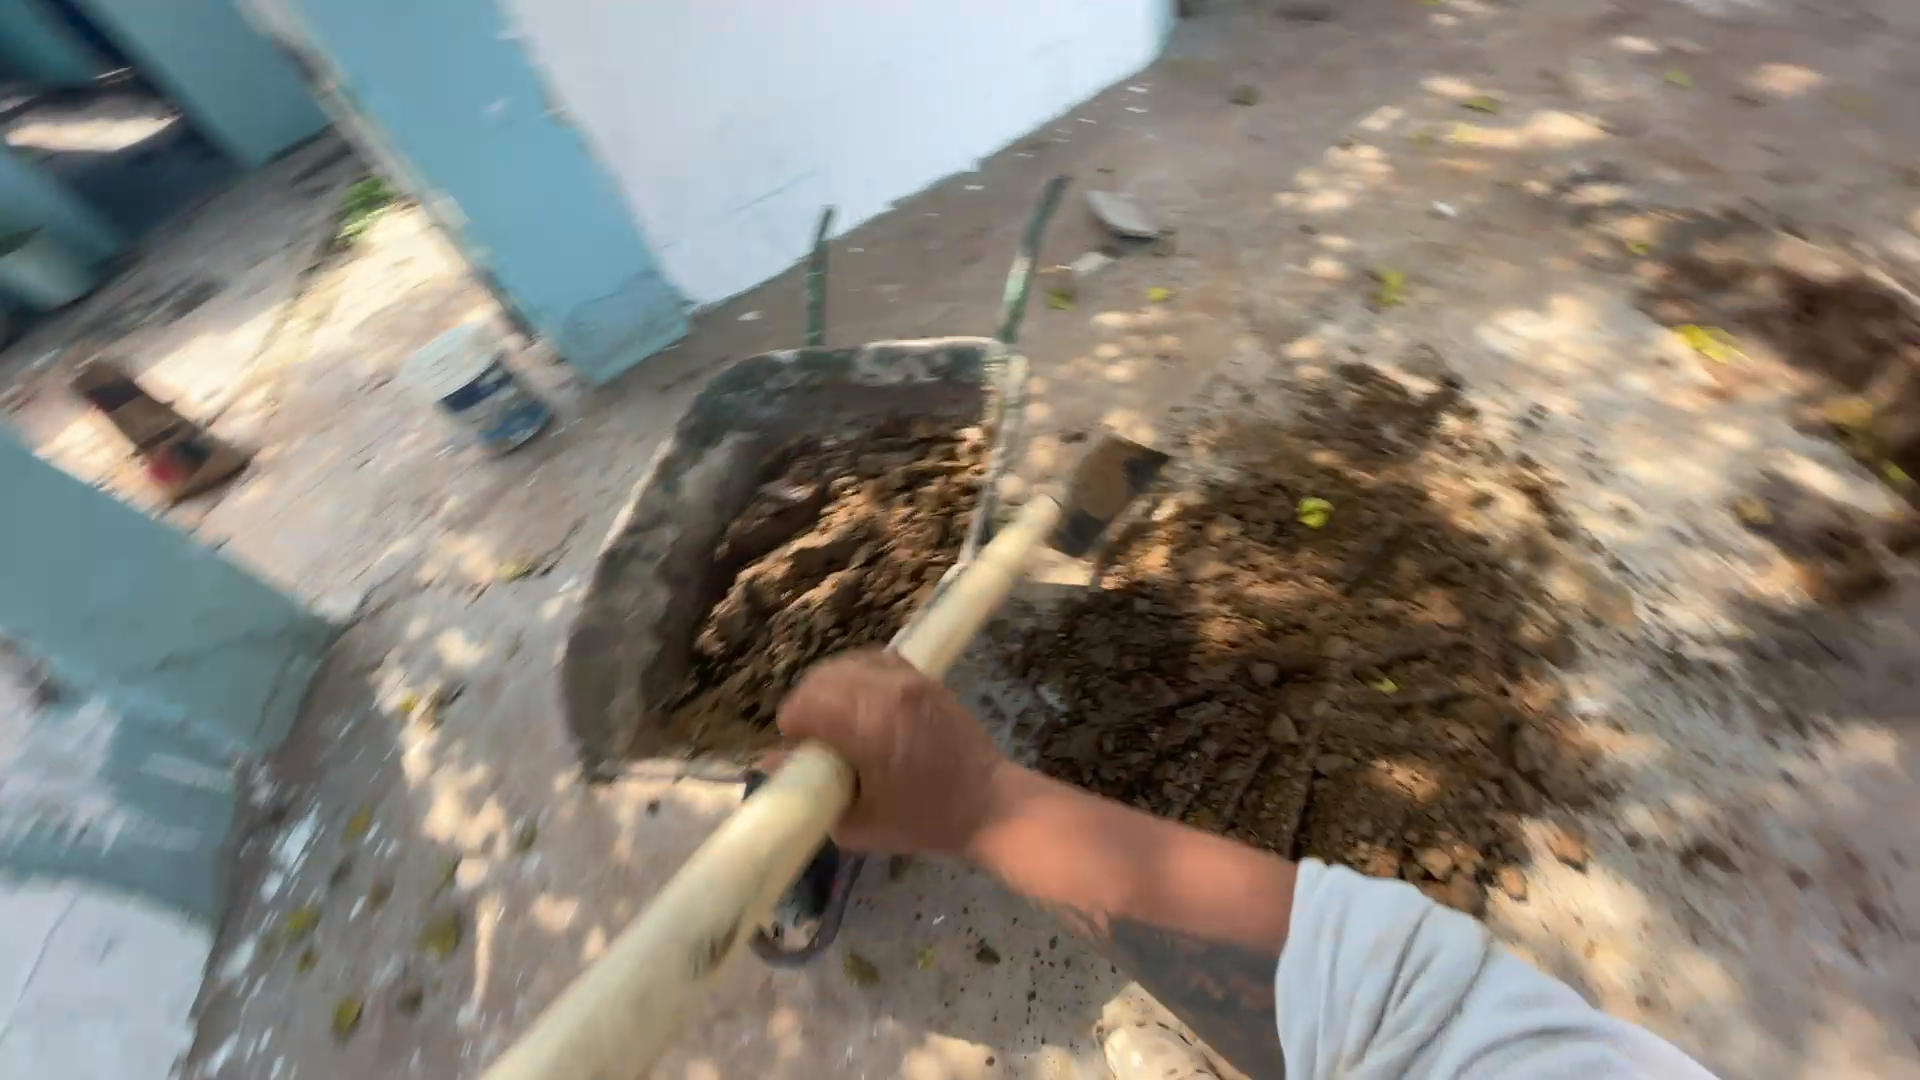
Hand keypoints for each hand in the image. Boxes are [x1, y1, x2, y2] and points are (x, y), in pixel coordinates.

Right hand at [775, 649, 1009, 855]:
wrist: (988, 802)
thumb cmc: (924, 820)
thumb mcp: (859, 824)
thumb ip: (811, 793)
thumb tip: (772, 763)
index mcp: (869, 727)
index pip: (807, 703)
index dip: (793, 726)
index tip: (798, 749)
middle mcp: (887, 691)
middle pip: (822, 678)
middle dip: (807, 704)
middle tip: (812, 738)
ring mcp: (909, 678)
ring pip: (847, 663)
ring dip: (831, 687)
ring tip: (835, 718)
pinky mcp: (924, 676)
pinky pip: (876, 659)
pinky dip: (859, 674)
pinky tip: (861, 700)